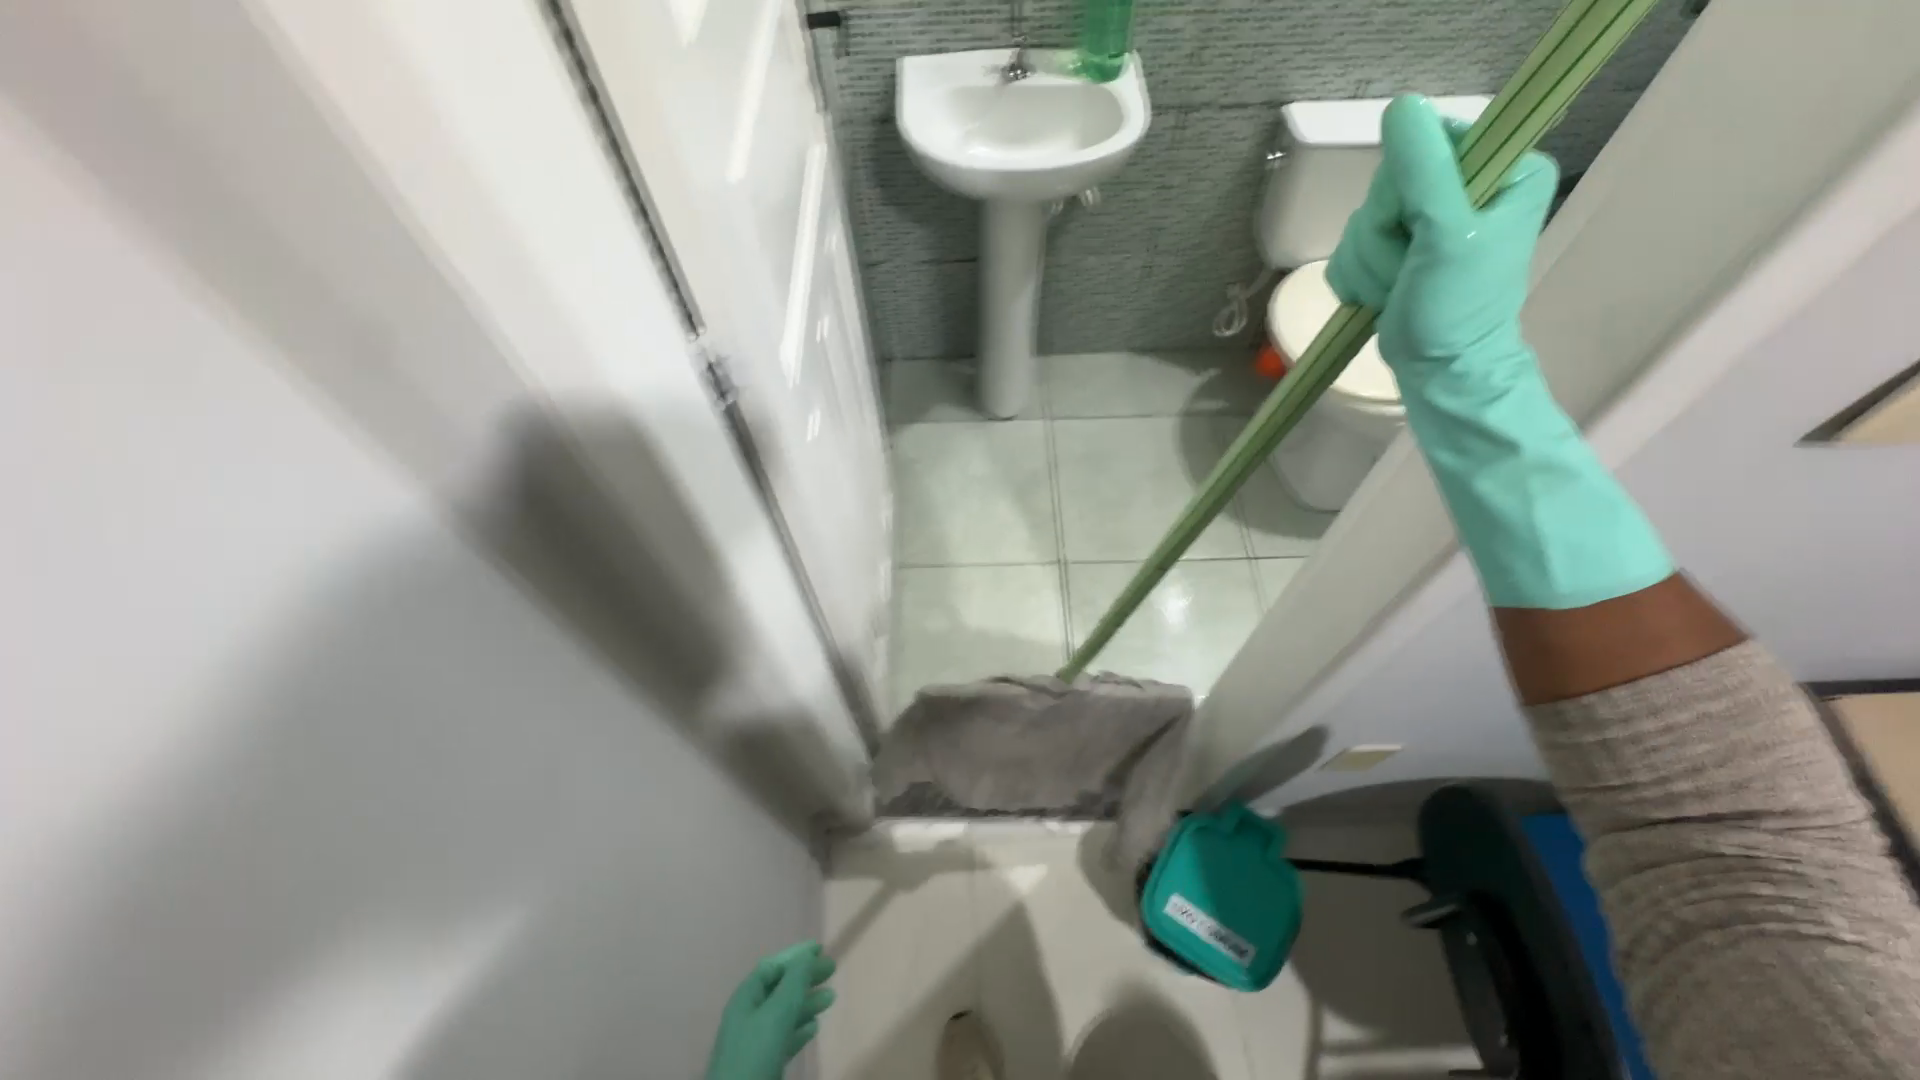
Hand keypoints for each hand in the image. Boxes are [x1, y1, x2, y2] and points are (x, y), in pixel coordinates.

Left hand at [705, 941, 836, 1079]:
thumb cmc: (755, 1053)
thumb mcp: (776, 1014)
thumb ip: (794, 982)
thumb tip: (808, 953)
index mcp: (745, 999)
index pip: (771, 967)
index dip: (794, 956)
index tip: (820, 948)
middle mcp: (748, 1016)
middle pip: (779, 988)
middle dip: (804, 977)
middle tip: (832, 970)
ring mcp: (754, 1042)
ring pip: (784, 1014)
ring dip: (806, 1002)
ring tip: (831, 997)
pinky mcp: (763, 1064)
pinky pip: (784, 1038)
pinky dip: (800, 1029)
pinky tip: (814, 1028)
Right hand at [1322, 94, 1669, 610]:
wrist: (1440, 374)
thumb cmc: (1455, 311)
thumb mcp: (1446, 235)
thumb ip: (1424, 171)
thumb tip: (1400, 108)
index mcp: (1501, 170)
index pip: (1429, 141)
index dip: (1406, 184)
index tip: (1418, 225)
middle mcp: (1467, 188)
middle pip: (1390, 182)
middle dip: (1384, 233)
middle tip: (1407, 268)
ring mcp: (1428, 221)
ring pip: (1365, 217)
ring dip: (1369, 261)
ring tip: (1396, 290)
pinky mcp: (1398, 251)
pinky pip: (1352, 244)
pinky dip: (1357, 274)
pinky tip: (1378, 295)